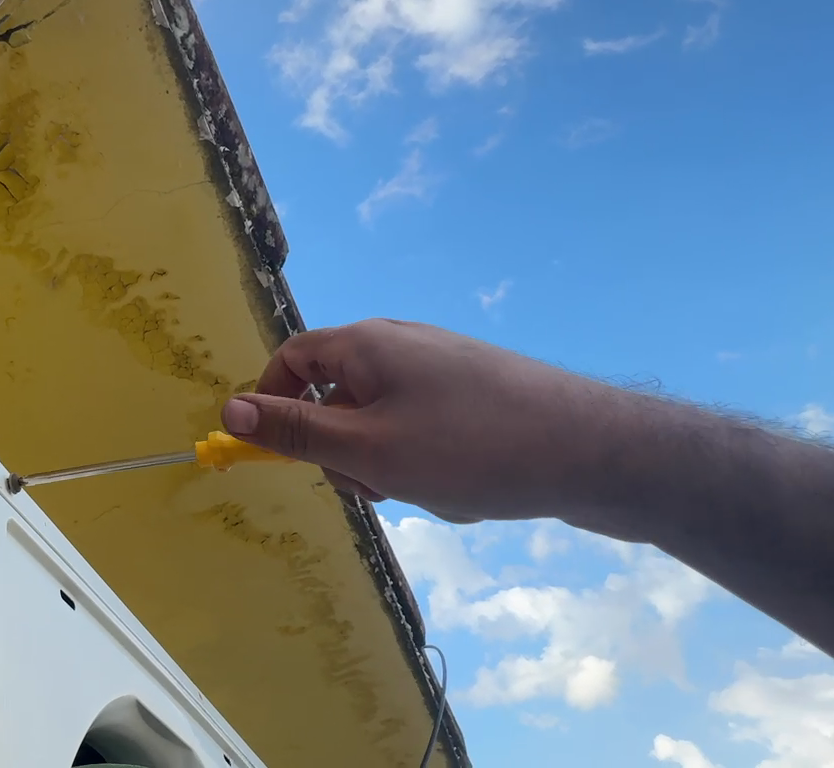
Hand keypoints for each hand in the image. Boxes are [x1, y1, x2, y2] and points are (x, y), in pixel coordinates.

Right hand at [221, 319, 638, 526]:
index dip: (272, 401)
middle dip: (342, 445)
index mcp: (363, 343)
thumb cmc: (469, 447)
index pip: (291, 359)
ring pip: (382, 417)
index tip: (278, 449)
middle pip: (336, 392)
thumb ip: (293, 431)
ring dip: (388, 459)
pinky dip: (427, 457)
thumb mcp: (367, 450)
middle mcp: (397, 343)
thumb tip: (229, 409)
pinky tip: (465, 486)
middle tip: (371, 486)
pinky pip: (424, 423)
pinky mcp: (476, 390)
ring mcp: (441, 366)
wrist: (604, 453)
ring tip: (431, 490)